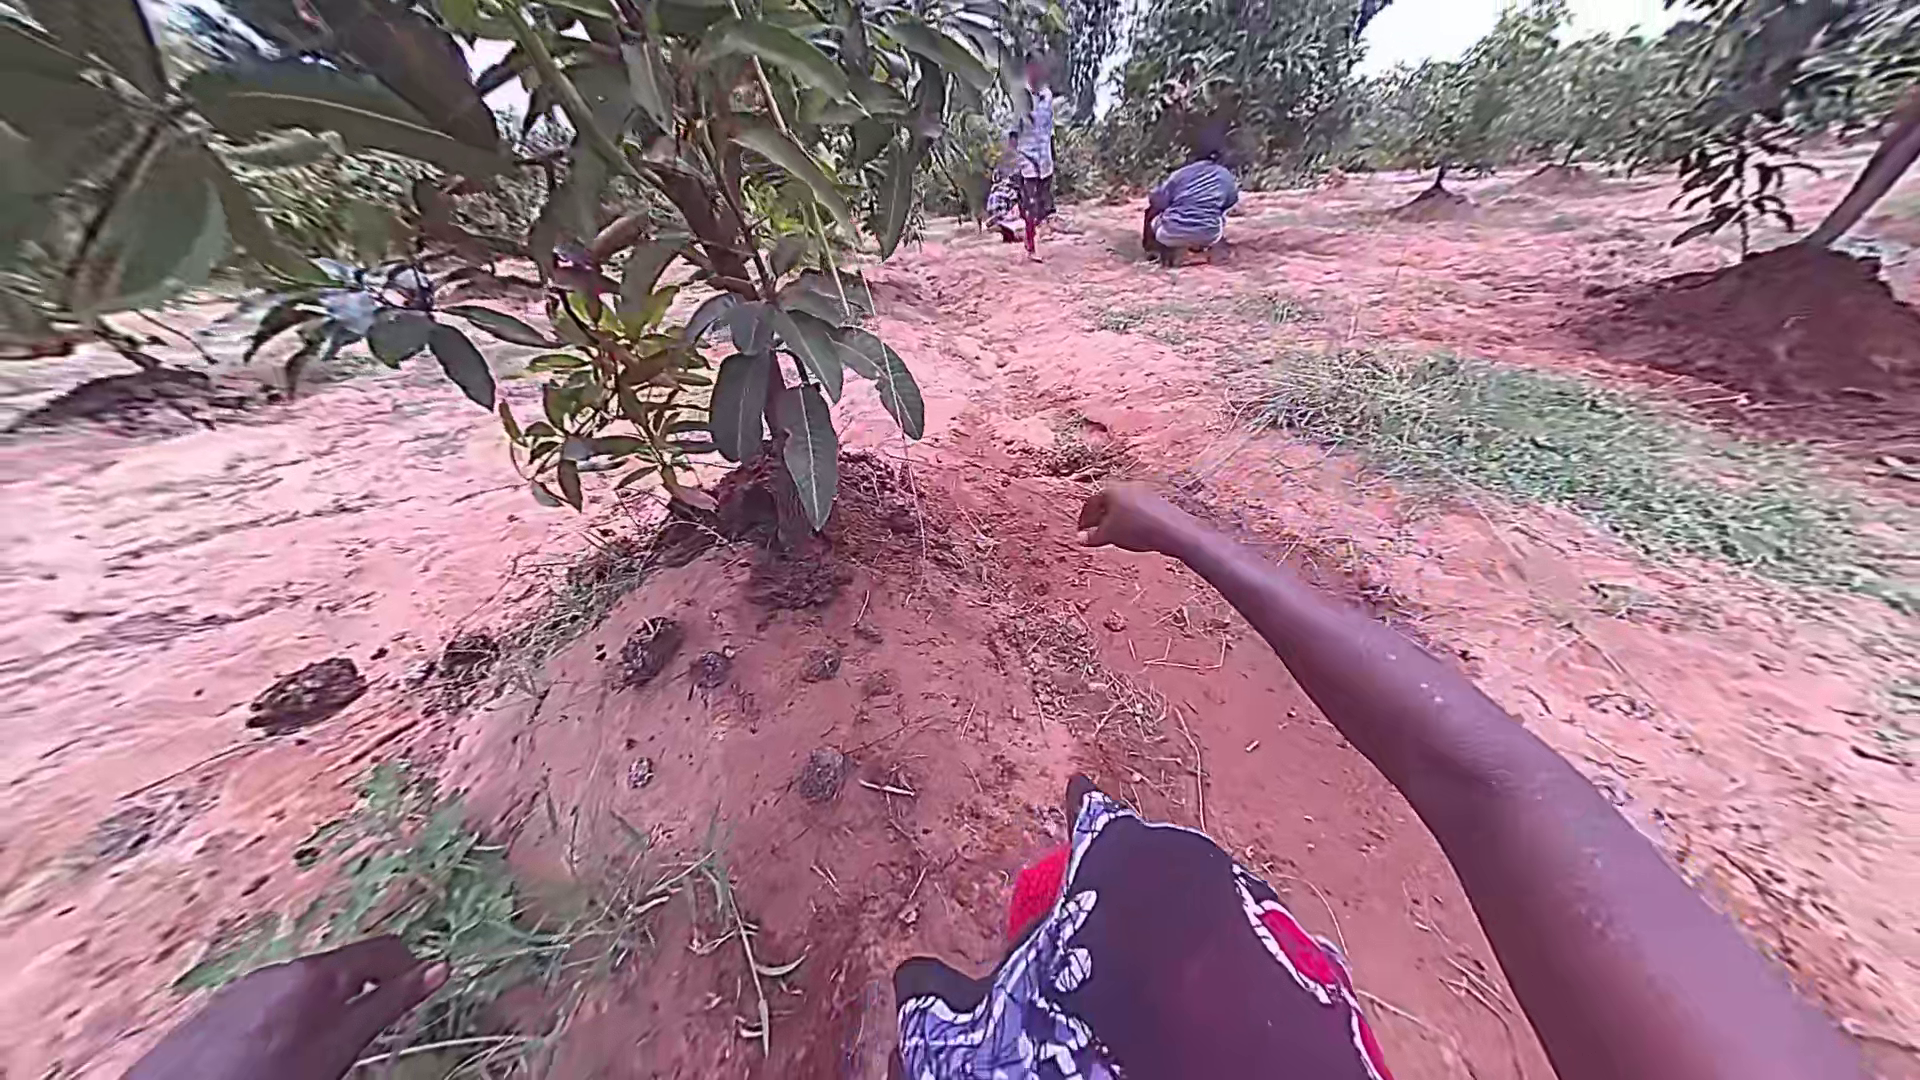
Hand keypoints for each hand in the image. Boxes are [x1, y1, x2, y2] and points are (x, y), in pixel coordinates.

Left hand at [127, 938, 445, 1079]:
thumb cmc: (272, 1076)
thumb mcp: (342, 1044)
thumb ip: (392, 1001)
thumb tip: (442, 967)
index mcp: (320, 970)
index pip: (385, 949)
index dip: (407, 969)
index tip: (412, 996)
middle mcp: (283, 969)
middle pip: (342, 968)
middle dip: (359, 992)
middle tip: (358, 1032)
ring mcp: (239, 991)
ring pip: (301, 988)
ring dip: (318, 1007)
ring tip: (309, 1049)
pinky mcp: (204, 1018)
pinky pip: (262, 1005)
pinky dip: (278, 1021)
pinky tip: (264, 1057)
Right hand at [1076, 484, 1201, 555]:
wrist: (1173, 531)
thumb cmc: (1137, 529)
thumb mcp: (1109, 535)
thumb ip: (1092, 536)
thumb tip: (1081, 539)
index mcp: (1110, 490)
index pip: (1090, 503)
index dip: (1083, 519)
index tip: (1082, 531)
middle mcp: (1127, 487)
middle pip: (1107, 502)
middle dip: (1100, 518)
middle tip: (1095, 533)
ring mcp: (1144, 492)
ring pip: (1123, 506)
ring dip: (1115, 519)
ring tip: (1114, 535)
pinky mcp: (1158, 502)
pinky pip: (1137, 510)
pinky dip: (1130, 520)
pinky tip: (1133, 533)